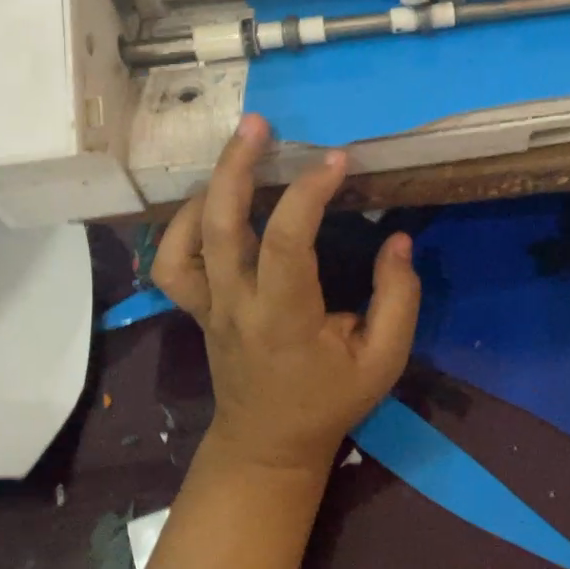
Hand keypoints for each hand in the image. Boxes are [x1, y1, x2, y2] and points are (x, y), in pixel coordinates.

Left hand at [151, 114, 420, 471]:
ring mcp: (208, 305)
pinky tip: (209, 198)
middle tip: (259, 124)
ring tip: (239, 147)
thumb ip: (398, 299)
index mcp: (283, 319)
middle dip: (236, 168)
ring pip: (187, 240)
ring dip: (208, 186)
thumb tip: (398, 241)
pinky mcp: (196, 306)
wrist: (268, 444)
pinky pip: (171, 262)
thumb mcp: (383, 360)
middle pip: (220, 227)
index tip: (337, 160)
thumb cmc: (330, 400)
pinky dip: (180, 223)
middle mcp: (236, 305)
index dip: (308, 194)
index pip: (285, 244)